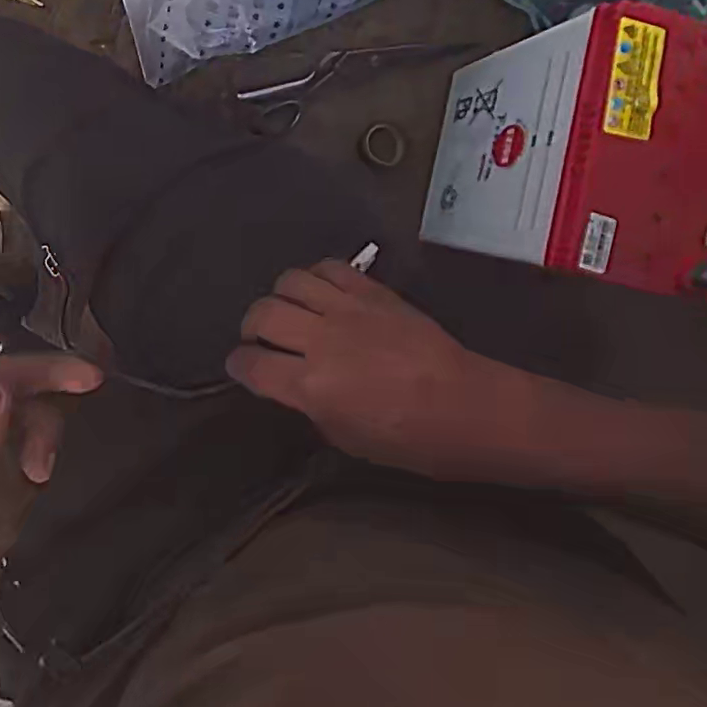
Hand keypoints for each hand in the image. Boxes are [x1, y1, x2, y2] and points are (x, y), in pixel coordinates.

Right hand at [226, 260, 528, 479]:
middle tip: (261, 338)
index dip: (238, 366)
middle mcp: (321, 341)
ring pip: (289, 282)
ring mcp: (347, 309)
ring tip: (290, 311)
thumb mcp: (347, 439)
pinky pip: (327, 267)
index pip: (251, 365)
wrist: (467, 405)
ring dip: (279, 297)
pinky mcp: (371, 290)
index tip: (241, 366)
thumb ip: (309, 406)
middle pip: (262, 314)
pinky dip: (314, 276)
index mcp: (312, 387)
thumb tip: (290, 384)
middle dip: (251, 327)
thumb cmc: (410, 440)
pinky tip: (320, 293)